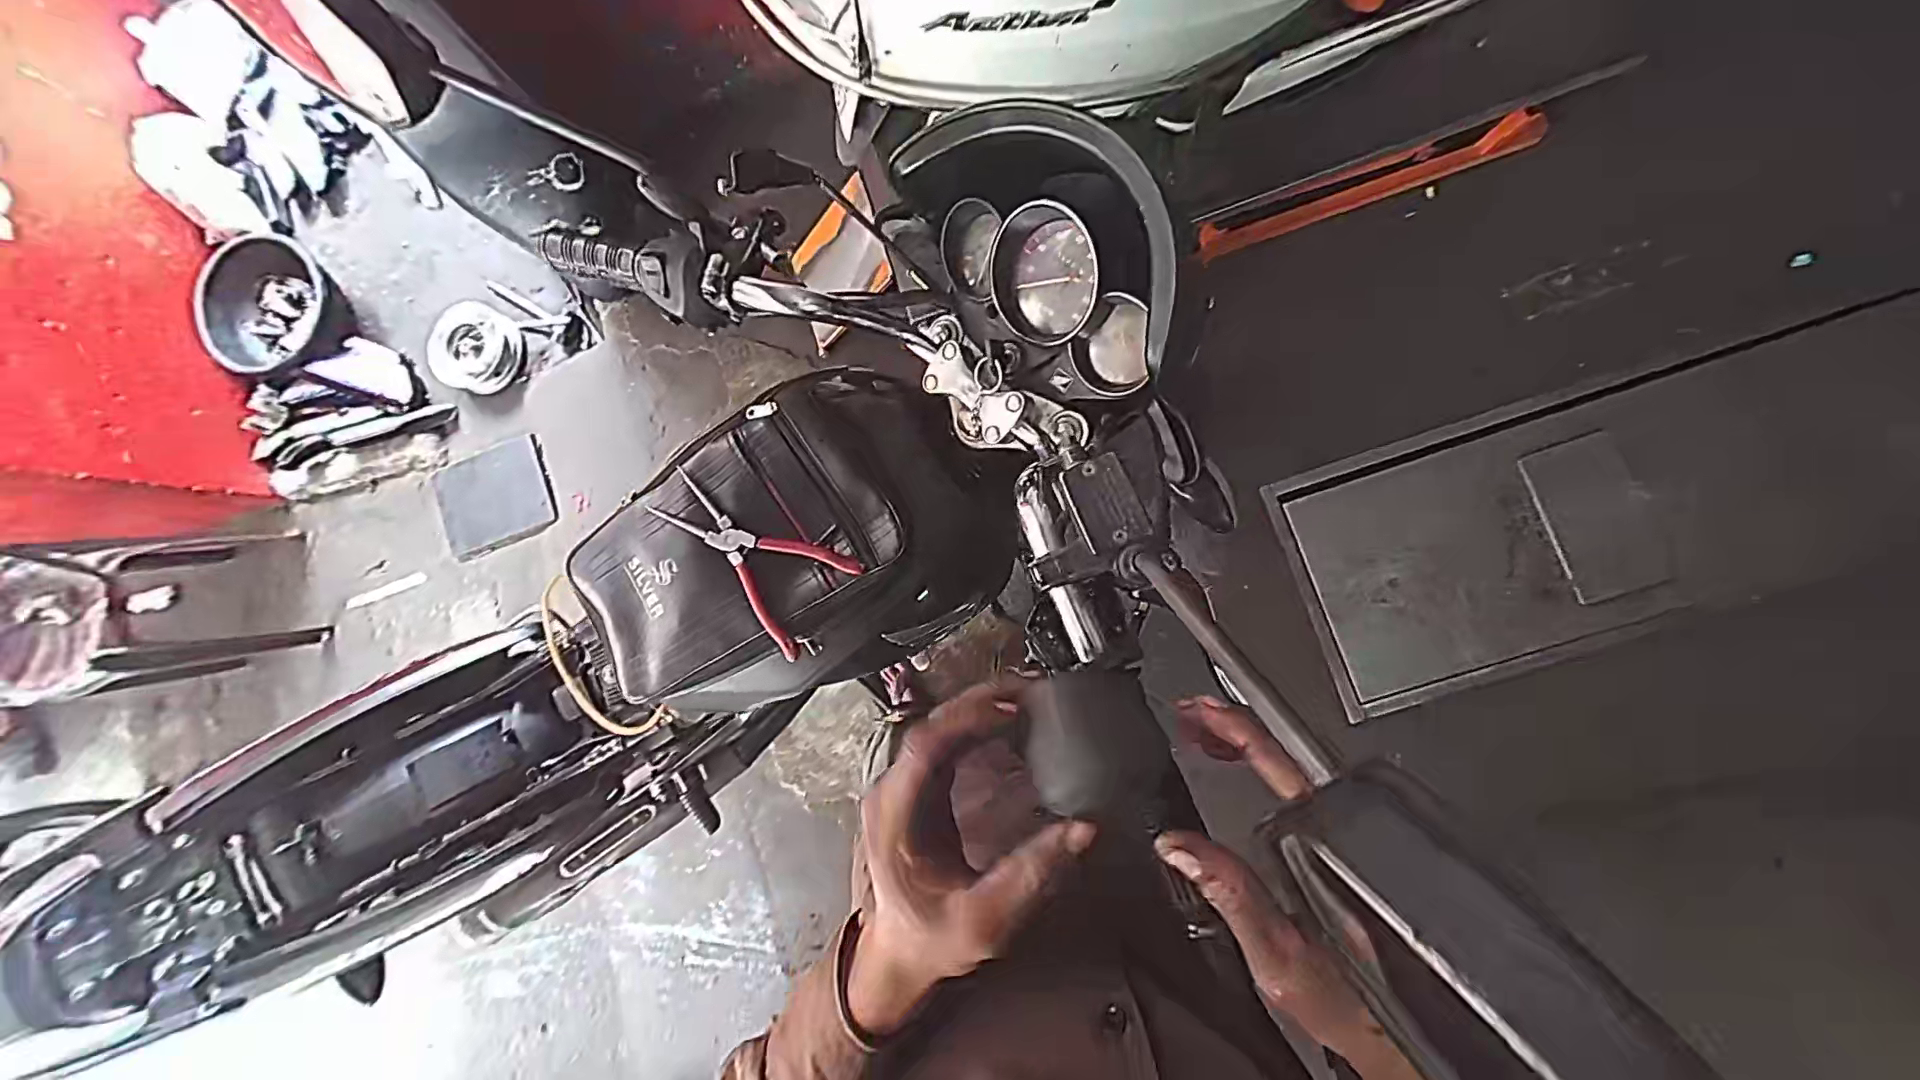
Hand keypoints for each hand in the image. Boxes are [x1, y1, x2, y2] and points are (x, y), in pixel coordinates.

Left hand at [847, 679, 1097, 1035]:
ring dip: (980, 708)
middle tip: (1026, 691)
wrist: (901, 952)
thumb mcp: (985, 920)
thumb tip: (1079, 832)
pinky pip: (947, 742)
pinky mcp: (920, 788)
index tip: (1007, 709)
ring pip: (938, 727)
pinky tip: (1007, 721)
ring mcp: (903, 787)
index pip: (924, 746)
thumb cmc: (931, 939)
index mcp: (895, 817)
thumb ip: (1033, 875)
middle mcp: (892, 793)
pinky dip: (978, 725)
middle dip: (980, 702)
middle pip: (932, 726)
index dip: (966, 719)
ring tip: (1023, 698)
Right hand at [1161, 698, 1418, 1079]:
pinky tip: (1237, 770)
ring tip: (1206, 736)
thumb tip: (1178, 844)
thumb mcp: (1277, 956)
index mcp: (1320, 840)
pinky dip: (1260, 766)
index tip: (1199, 710)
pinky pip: (1296, 788)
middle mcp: (1339, 828)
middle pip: (1284, 751)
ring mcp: (1344, 835)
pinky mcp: (1343, 847)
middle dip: (1231, 723)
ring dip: (1243, 740)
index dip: (1233, 725)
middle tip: (1192, 716)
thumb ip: (1228, 893)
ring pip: (1293, 765)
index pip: (1274, 760)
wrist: (1397, 1035)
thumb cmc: (1350, 1004)